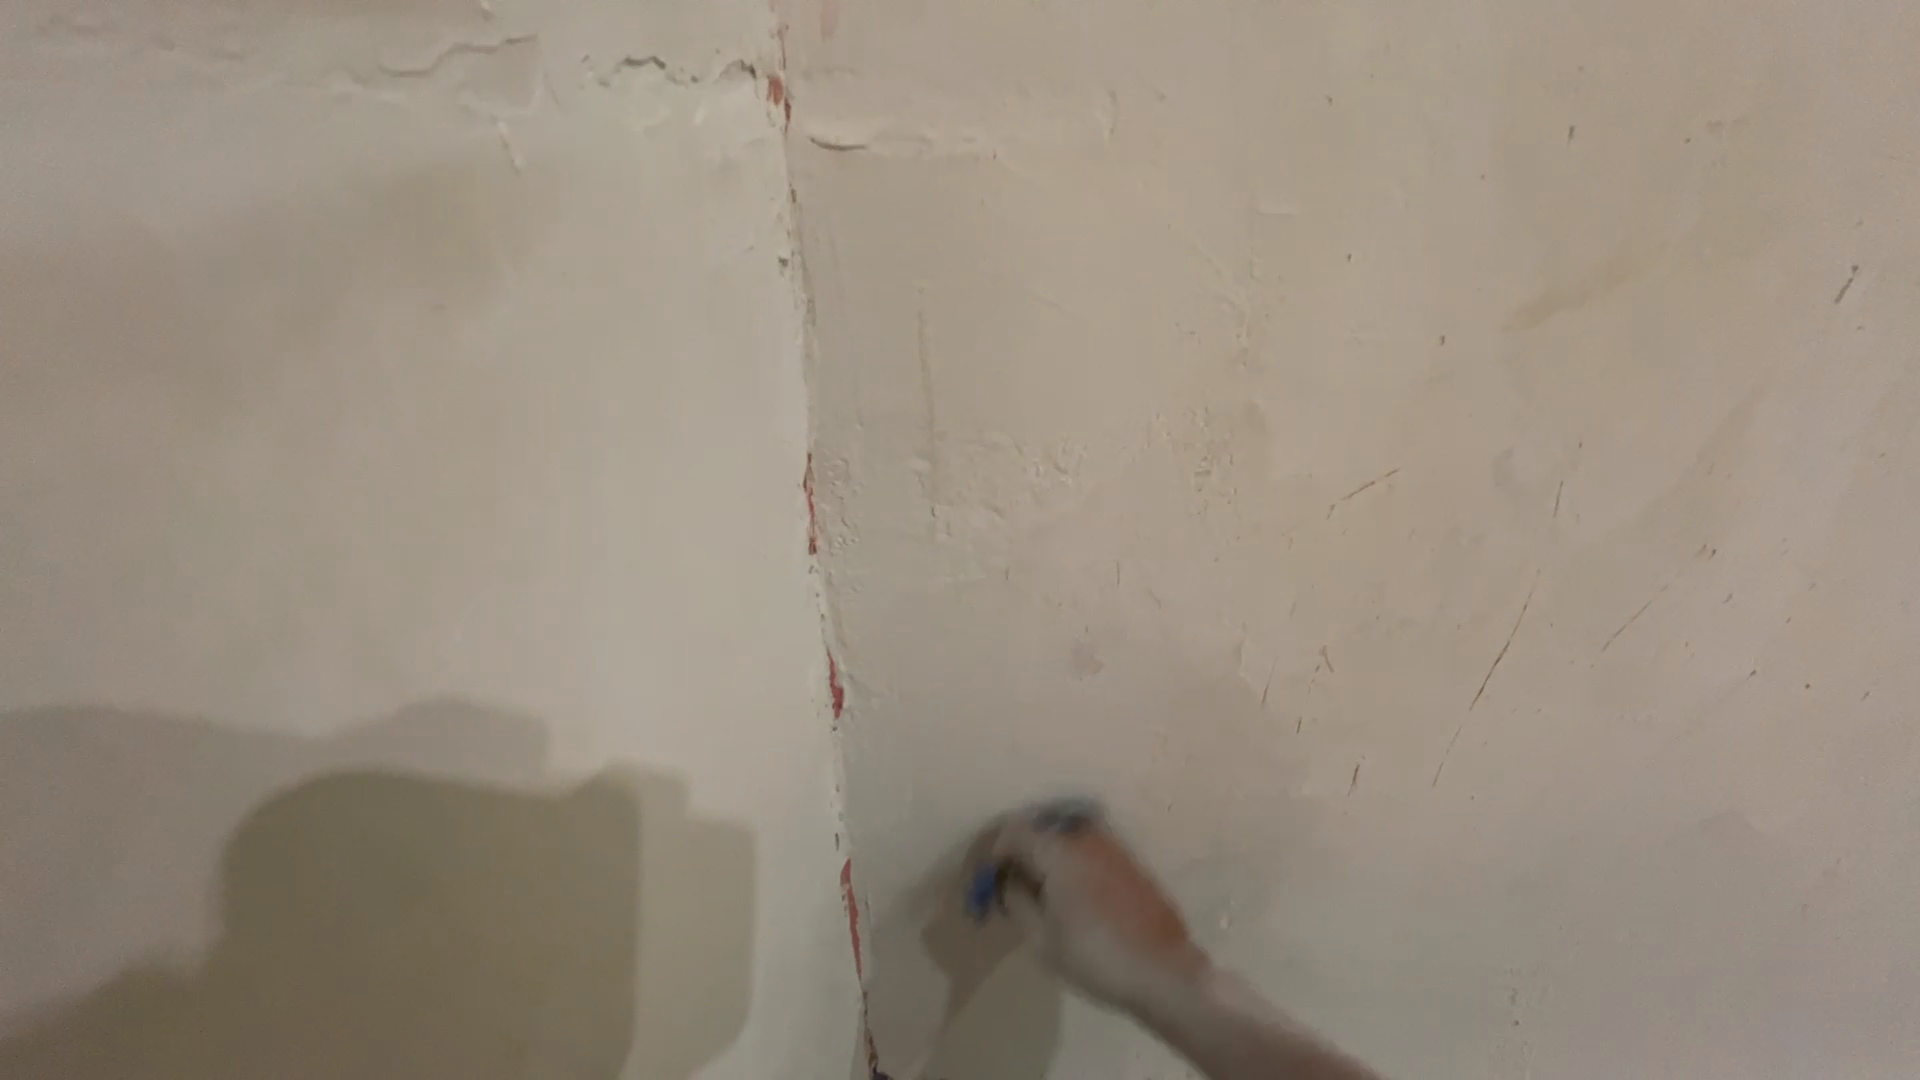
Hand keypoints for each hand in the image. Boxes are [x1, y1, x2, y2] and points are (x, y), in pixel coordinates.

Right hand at [968, 797, 1210, 1013]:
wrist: (1163, 970)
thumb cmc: (1095, 956)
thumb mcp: (1041, 940)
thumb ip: (1017, 902)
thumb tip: (1010, 881)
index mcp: (1058, 851)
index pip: (1015, 831)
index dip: (997, 851)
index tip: (993, 877)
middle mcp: (1084, 837)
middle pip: (1041, 827)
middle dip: (1022, 848)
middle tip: (1014, 879)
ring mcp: (1111, 845)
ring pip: (1067, 835)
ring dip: (1048, 851)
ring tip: (1043, 886)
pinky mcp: (1130, 860)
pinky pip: (1089, 847)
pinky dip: (1072, 858)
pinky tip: (1074, 890)